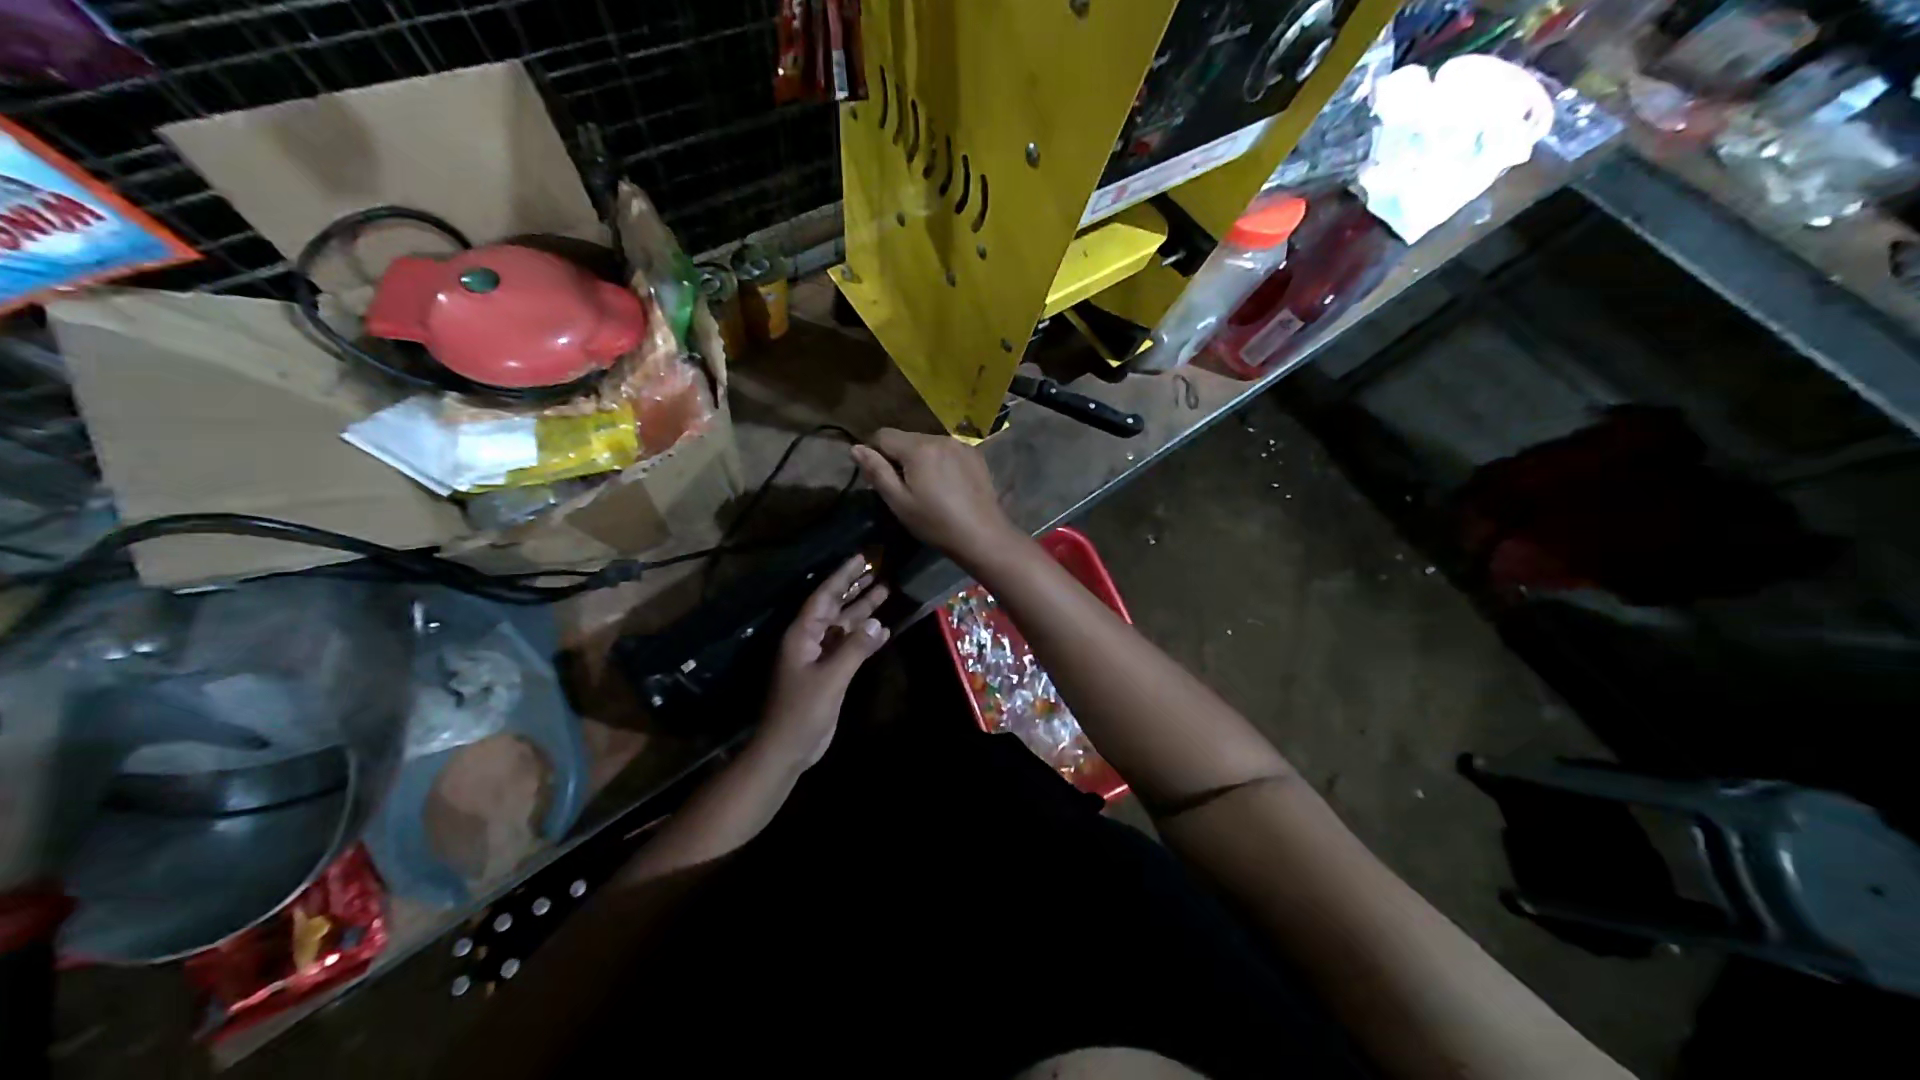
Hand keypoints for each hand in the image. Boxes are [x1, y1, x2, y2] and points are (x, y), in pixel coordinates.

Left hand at [756, 554, 889, 768]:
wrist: (788, 747)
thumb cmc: (803, 710)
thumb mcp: (830, 678)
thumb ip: (855, 648)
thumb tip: (880, 623)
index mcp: (802, 635)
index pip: (824, 596)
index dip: (842, 576)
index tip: (861, 557)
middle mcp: (811, 639)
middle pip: (835, 606)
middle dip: (855, 588)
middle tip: (878, 569)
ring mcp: (819, 656)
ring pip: (844, 625)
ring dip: (863, 609)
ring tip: (886, 590)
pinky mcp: (829, 672)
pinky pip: (849, 645)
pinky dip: (865, 636)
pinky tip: (884, 629)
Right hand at [851, 428, 1020, 565]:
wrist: (982, 536)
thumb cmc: (935, 523)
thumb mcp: (899, 501)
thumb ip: (876, 471)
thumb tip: (855, 448)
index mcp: (918, 448)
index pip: (883, 435)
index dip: (873, 452)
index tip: (876, 477)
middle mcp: (940, 438)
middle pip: (906, 439)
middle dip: (897, 457)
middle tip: (901, 488)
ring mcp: (961, 445)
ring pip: (927, 444)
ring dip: (919, 459)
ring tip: (926, 488)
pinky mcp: (975, 455)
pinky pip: (947, 451)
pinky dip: (939, 462)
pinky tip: (946, 486)